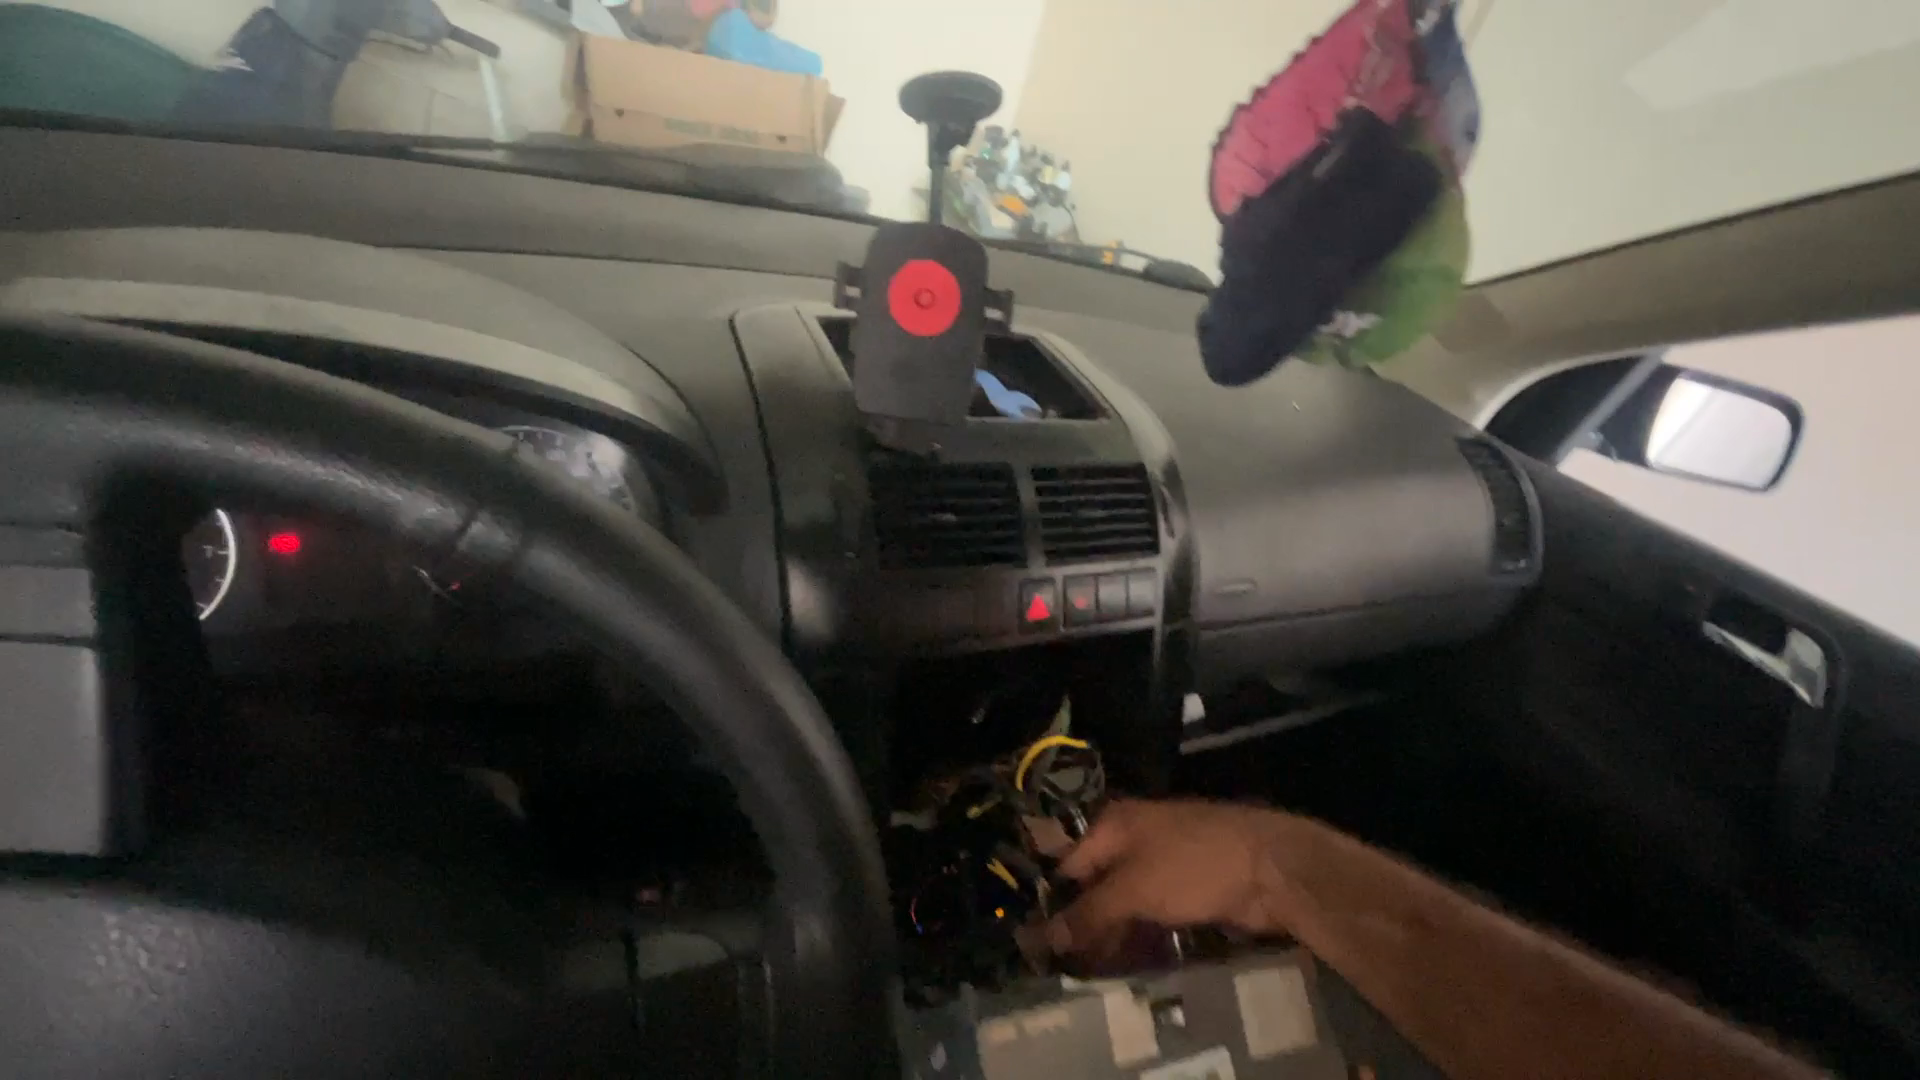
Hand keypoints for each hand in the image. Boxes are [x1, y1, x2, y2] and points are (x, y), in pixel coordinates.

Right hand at [1046, 799, 1294, 957]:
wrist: (1270, 868)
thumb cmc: (1191, 865)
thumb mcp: (1133, 889)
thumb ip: (1090, 913)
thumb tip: (1047, 936)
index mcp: (1112, 825)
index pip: (1068, 865)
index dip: (1054, 902)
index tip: (1040, 942)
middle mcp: (1131, 838)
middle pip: (1096, 884)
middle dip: (1083, 923)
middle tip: (1068, 967)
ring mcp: (1160, 862)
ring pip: (1124, 901)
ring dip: (1112, 934)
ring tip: (1094, 974)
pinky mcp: (1185, 888)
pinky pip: (1151, 912)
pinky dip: (1139, 934)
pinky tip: (1129, 964)